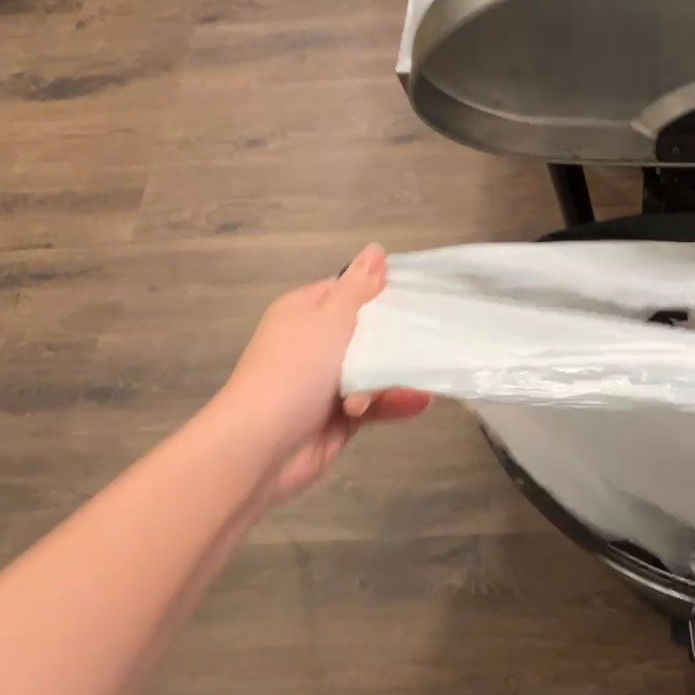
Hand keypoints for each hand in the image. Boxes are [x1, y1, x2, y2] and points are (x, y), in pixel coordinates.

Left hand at [212, 244, 429, 500]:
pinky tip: (419, 401)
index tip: (420, 294)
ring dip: (396, 373)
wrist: (262, 445)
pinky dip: (395, 401)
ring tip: (425, 376)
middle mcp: (317, 342)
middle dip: (397, 335)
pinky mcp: (342, 414)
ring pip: (376, 368)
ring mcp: (328, 380)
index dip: (383, 290)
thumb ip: (359, 287)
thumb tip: (375, 249)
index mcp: (306, 311)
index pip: (350, 290)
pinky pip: (376, 401)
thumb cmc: (295, 370)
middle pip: (368, 329)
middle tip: (432, 334)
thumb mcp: (332, 318)